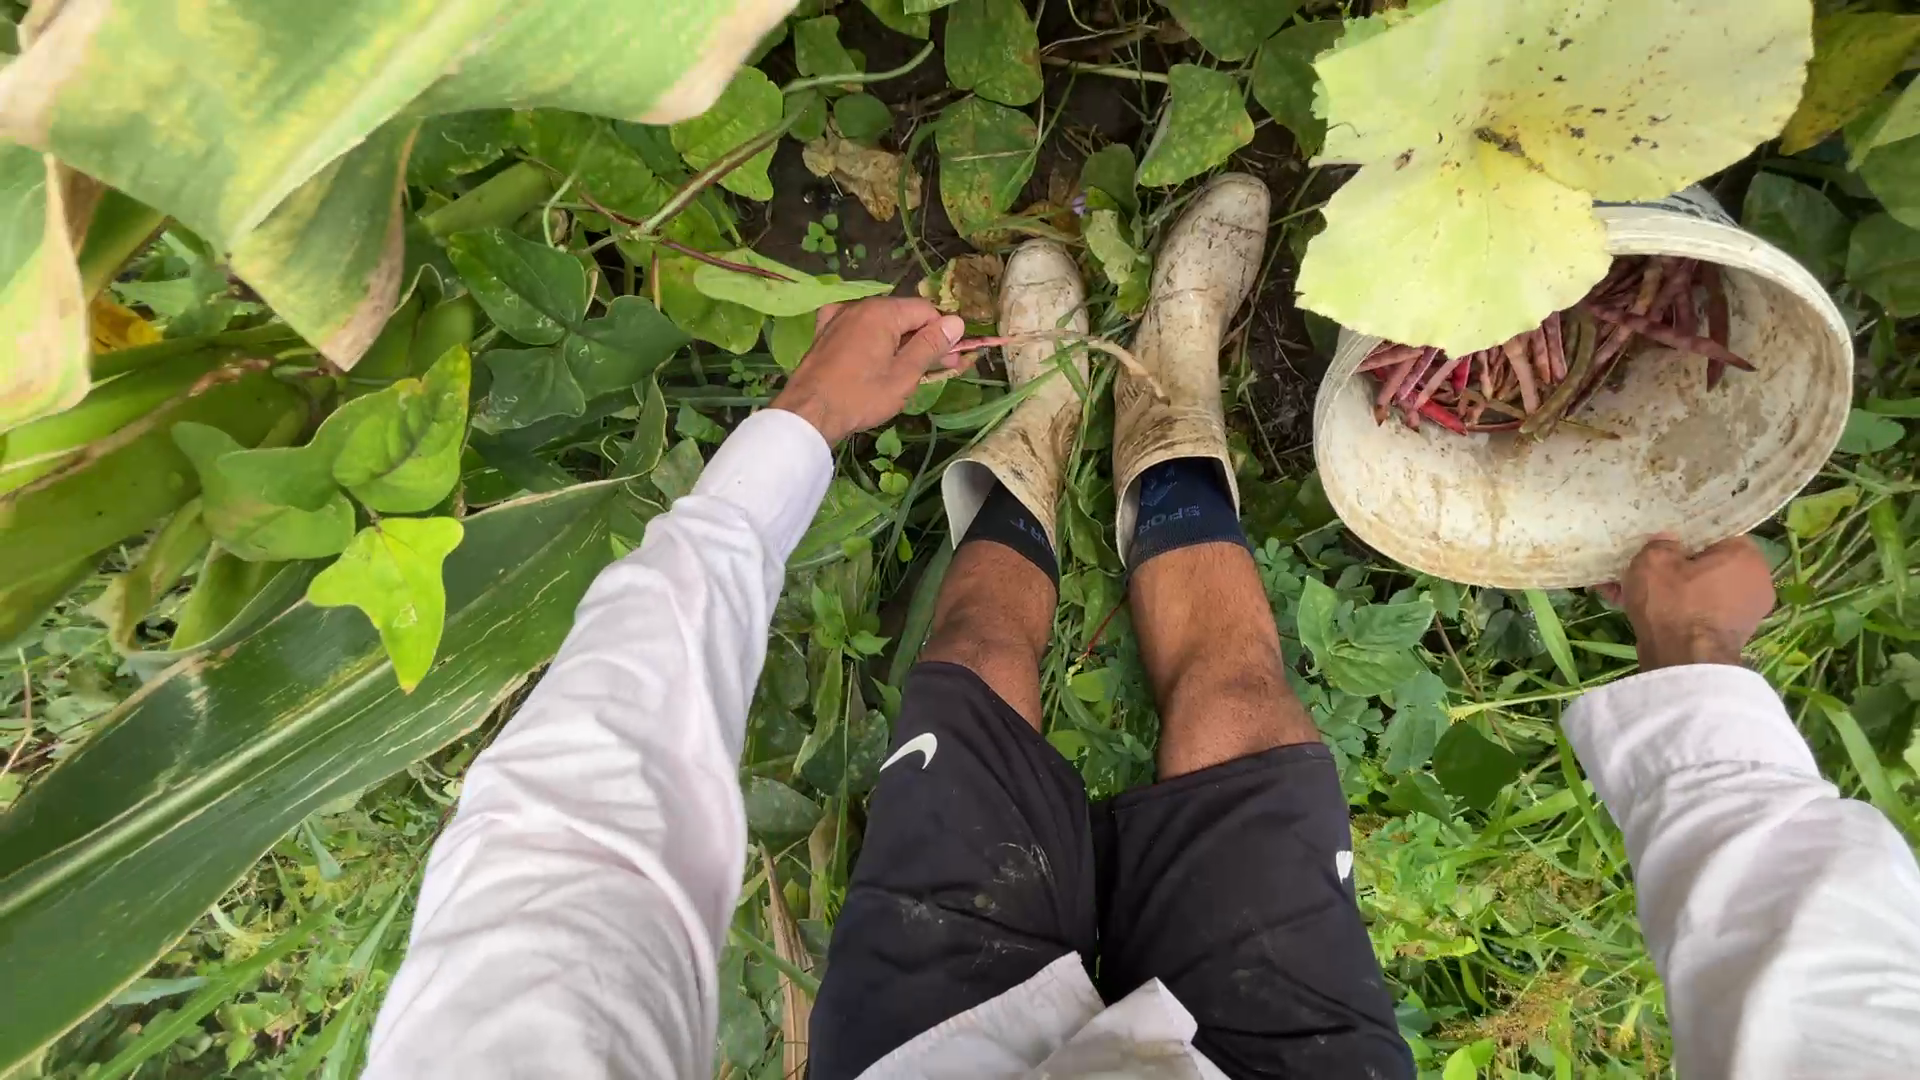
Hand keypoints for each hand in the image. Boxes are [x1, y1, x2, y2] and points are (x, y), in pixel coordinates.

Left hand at [771, 298, 970, 442]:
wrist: (809, 413)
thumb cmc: (860, 397)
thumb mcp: (904, 375)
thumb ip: (930, 346)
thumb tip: (956, 322)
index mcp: (882, 312)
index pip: (926, 311)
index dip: (943, 333)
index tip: (953, 358)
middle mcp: (860, 306)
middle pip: (903, 316)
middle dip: (923, 339)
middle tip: (940, 368)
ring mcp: (838, 317)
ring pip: (880, 323)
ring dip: (900, 342)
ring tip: (911, 369)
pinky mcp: (824, 333)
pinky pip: (858, 329)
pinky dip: (872, 340)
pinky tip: (875, 355)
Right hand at [1596, 534, 1775, 670]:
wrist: (1685, 657)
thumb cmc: (1672, 602)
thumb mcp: (1652, 562)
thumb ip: (1660, 544)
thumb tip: (1668, 541)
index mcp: (1744, 556)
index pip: (1716, 534)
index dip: (1685, 536)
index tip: (1658, 542)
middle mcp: (1756, 579)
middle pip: (1706, 564)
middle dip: (1670, 566)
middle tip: (1637, 568)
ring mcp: (1747, 608)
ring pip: (1698, 588)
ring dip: (1666, 588)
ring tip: (1626, 591)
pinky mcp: (1732, 630)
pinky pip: (1698, 608)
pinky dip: (1673, 606)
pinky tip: (1636, 608)